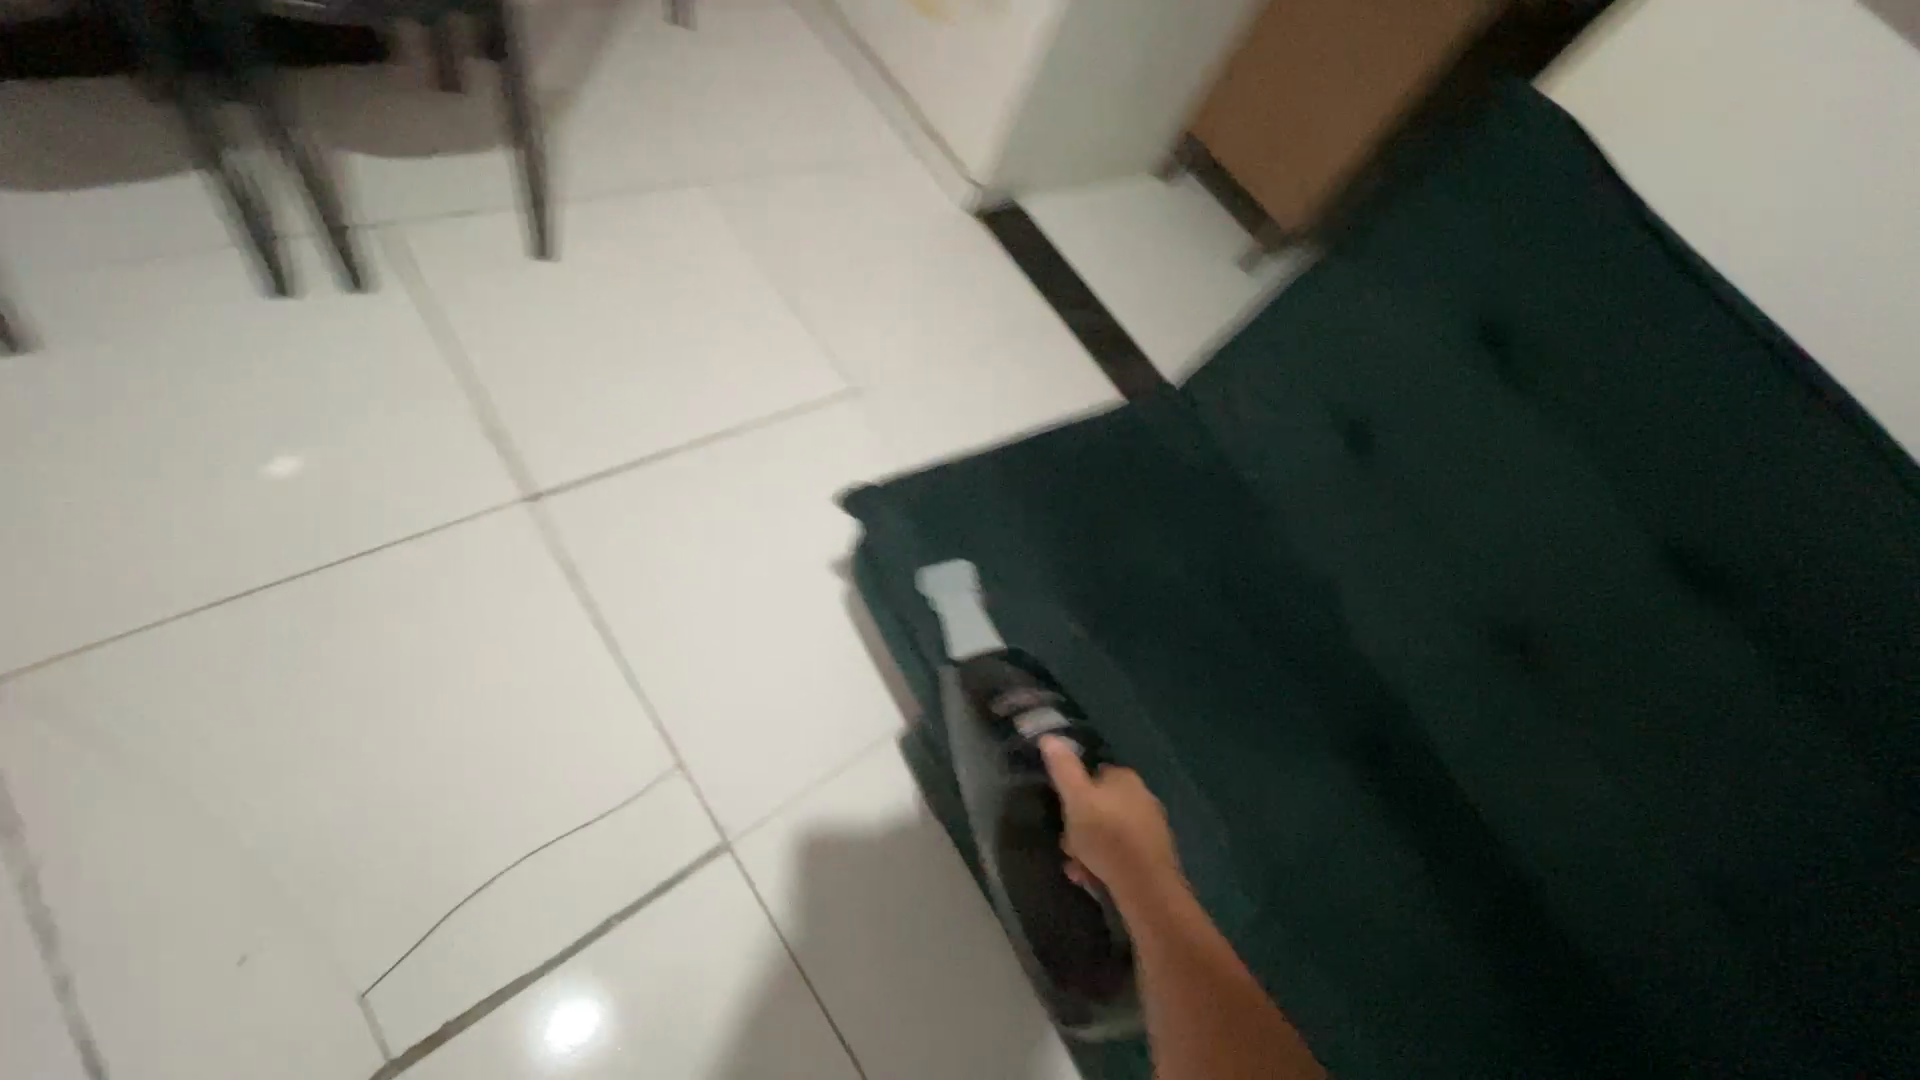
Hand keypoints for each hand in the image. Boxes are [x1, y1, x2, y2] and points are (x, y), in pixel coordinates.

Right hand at [1039, 735, 1183, 905]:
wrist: (1146, 887)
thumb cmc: (1107, 837)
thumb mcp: (1077, 800)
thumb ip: (1063, 769)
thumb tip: (1049, 736)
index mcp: (1125, 779)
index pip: (1094, 775)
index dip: (1074, 792)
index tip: (1061, 811)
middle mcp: (1142, 798)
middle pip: (1100, 806)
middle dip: (1079, 826)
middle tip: (1067, 845)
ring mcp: (1150, 828)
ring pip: (1108, 832)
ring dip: (1088, 848)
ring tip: (1077, 868)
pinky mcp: (1153, 857)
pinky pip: (1120, 854)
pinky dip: (1104, 863)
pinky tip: (1092, 878)